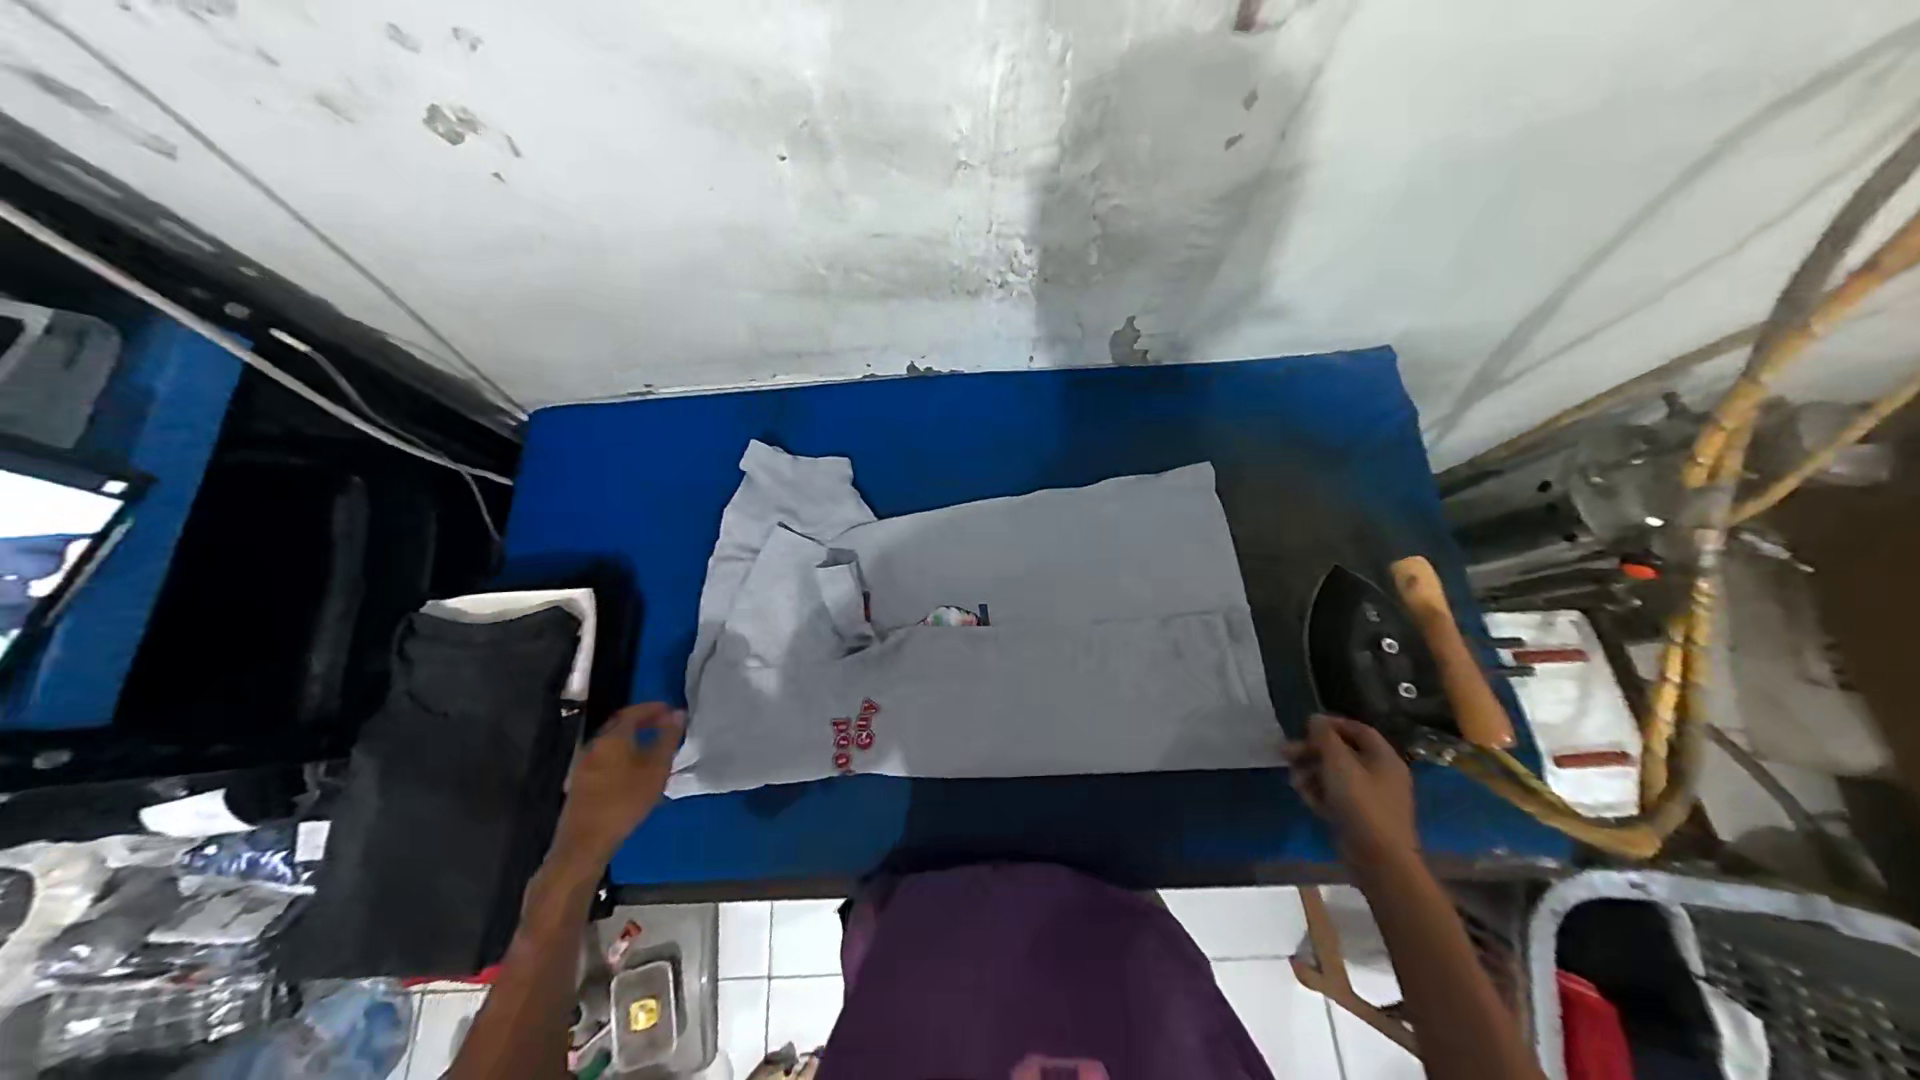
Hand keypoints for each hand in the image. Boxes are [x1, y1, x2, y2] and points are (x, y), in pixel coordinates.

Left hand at [548, 703, 684, 873]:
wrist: (585, 841)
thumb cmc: (625, 800)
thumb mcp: (656, 768)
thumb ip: (668, 738)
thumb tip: (678, 713)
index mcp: (612, 737)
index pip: (632, 712)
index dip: (652, 708)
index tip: (670, 711)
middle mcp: (594, 745)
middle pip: (619, 726)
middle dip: (641, 722)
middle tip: (662, 726)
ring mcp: (583, 765)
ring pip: (611, 744)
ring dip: (631, 740)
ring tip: (651, 749)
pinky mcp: (580, 783)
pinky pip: (605, 759)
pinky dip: (621, 755)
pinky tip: (632, 772)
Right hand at [1282, 713, 1417, 874]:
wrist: (1379, 860)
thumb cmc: (1361, 805)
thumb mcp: (1339, 764)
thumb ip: (1325, 738)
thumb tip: (1315, 718)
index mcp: (1383, 759)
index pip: (1358, 730)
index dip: (1332, 724)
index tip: (1305, 725)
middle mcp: (1379, 774)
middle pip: (1341, 753)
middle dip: (1312, 751)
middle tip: (1285, 753)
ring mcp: (1369, 797)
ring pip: (1334, 775)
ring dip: (1311, 773)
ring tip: (1295, 781)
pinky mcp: (1358, 816)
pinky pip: (1335, 796)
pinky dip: (1319, 793)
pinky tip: (1305, 797)